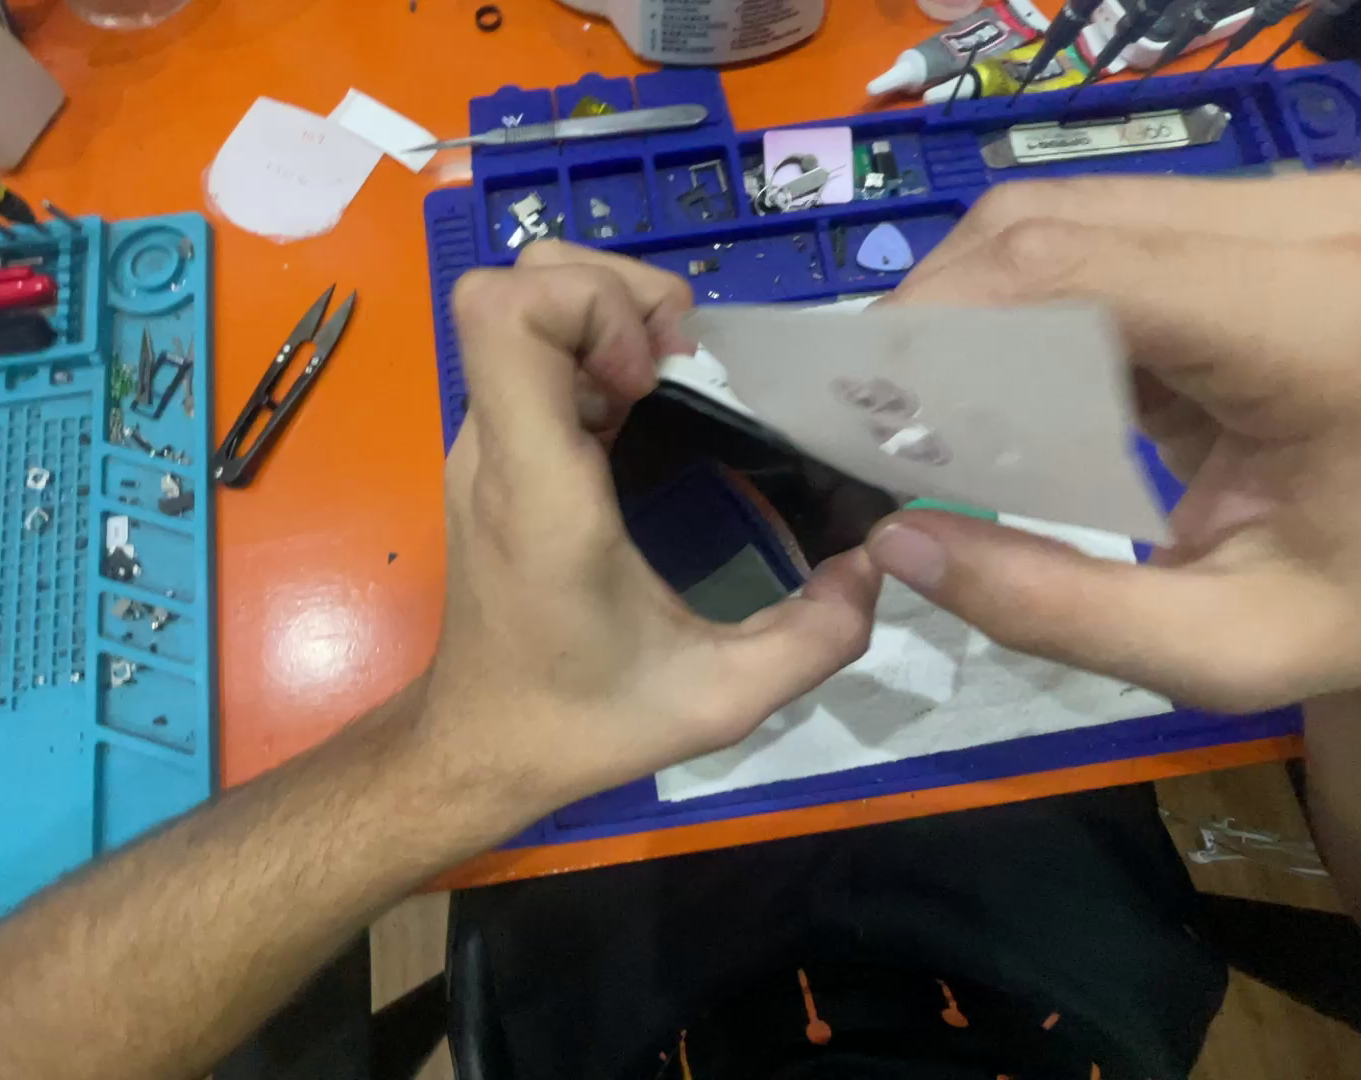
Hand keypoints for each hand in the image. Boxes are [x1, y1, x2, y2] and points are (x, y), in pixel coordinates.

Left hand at [427, 241, 880, 807]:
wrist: (487, 745)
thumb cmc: (585, 720)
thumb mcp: (721, 698)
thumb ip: (814, 639)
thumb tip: (873, 565)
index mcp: (539, 488)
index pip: (509, 315)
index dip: (593, 304)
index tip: (655, 374)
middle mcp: (497, 447)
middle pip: (520, 282)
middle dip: (618, 292)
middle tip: (682, 365)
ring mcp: (487, 445)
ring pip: (522, 305)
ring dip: (606, 311)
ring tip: (671, 376)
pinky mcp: (496, 454)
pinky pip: (534, 352)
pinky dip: (593, 345)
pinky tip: (645, 406)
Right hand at [865, 173, 1360, 712]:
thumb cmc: (1353, 616)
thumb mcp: (1204, 654)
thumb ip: (1047, 607)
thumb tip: (893, 539)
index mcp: (1321, 329)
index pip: (1071, 271)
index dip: (938, 320)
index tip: (860, 401)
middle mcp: (1309, 231)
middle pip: (1045, 226)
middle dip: (931, 312)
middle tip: (876, 410)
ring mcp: (1280, 214)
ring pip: (1049, 215)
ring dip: (960, 300)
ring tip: (919, 396)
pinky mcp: (1240, 232)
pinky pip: (1078, 235)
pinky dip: (1003, 299)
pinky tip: (983, 373)